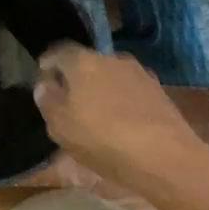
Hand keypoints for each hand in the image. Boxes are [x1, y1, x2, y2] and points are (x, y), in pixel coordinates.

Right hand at [31, 45, 208, 205]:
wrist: (166, 158)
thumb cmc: (102, 139)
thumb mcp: (59, 125)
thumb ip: (47, 100)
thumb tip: (45, 84)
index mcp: (83, 62)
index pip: (58, 51)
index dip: (47, 64)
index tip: (43, 80)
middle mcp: (113, 59)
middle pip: (86, 63)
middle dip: (75, 79)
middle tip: (67, 102)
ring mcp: (140, 74)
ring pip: (110, 77)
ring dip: (99, 91)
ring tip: (94, 116)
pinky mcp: (159, 92)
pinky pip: (129, 91)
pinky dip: (120, 102)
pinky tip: (119, 124)